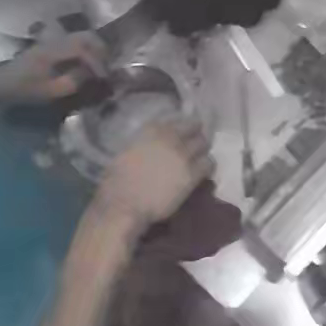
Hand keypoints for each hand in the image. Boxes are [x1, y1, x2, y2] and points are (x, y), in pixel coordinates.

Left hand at [0, 34, 108, 102]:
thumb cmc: (21, 89)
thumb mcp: (48, 91)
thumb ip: (72, 82)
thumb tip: (89, 74)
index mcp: (53, 51)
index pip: (83, 48)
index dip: (97, 61)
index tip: (104, 75)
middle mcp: (54, 41)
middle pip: (86, 35)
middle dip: (101, 49)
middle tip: (108, 66)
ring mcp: (52, 41)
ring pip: (81, 36)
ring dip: (94, 48)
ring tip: (100, 64)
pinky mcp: (50, 45)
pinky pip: (74, 41)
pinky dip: (86, 49)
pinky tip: (86, 63)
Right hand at [91, 118, 213, 240]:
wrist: (123, 204)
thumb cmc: (117, 181)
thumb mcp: (129, 151)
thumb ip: (145, 142)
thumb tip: (154, 145)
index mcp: (153, 130)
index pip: (179, 120)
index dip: (185, 127)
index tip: (185, 133)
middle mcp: (171, 138)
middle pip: (195, 130)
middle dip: (196, 137)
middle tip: (195, 146)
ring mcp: (183, 155)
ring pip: (204, 145)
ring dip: (202, 150)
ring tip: (199, 158)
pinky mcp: (192, 174)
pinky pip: (208, 164)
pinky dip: (207, 166)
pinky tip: (204, 172)